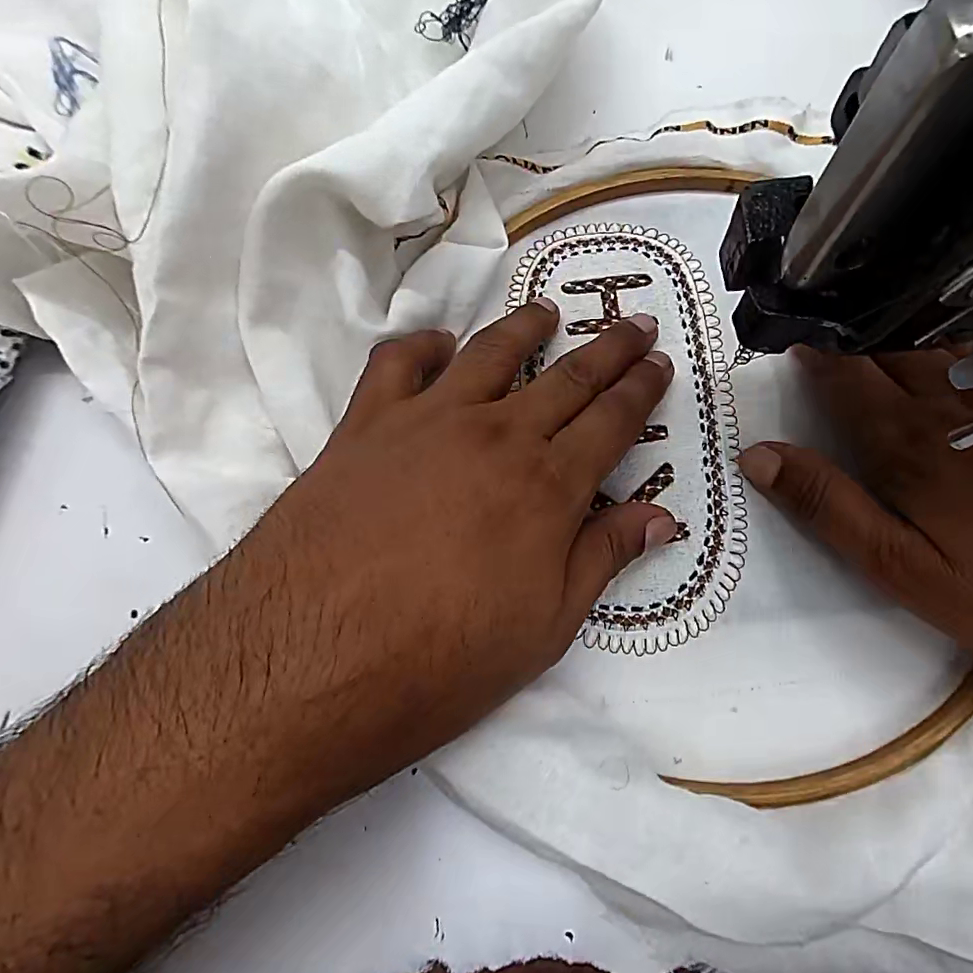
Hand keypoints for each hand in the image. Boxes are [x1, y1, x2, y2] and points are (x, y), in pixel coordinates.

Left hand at [218, 300, 675, 803]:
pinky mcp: (364, 426)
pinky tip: (437, 344)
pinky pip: (396, 362)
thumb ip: (603, 558)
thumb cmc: (442, 659)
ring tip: (549, 312)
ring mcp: (426, 422)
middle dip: (609, 348)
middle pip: (566, 377)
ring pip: (489, 353)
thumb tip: (662, 518)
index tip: (660, 363)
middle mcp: (494, 436)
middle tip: (636, 325)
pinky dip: (421, 344)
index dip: (641, 390)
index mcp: (546, 486)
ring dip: (526, 327)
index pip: (611, 421)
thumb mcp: (544, 626)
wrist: (310, 659)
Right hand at [733, 346, 972, 697]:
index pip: (845, 380)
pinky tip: (967, 347)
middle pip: (894, 351)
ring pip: (948, 346)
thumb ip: (832, 510)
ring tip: (879, 323)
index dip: (812, 355)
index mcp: (915, 446)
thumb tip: (759, 456)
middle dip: (852, 333)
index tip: (788, 333)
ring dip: (904, 330)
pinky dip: (967, 341)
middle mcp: (965, 405)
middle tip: (825, 320)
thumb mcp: (914, 574)